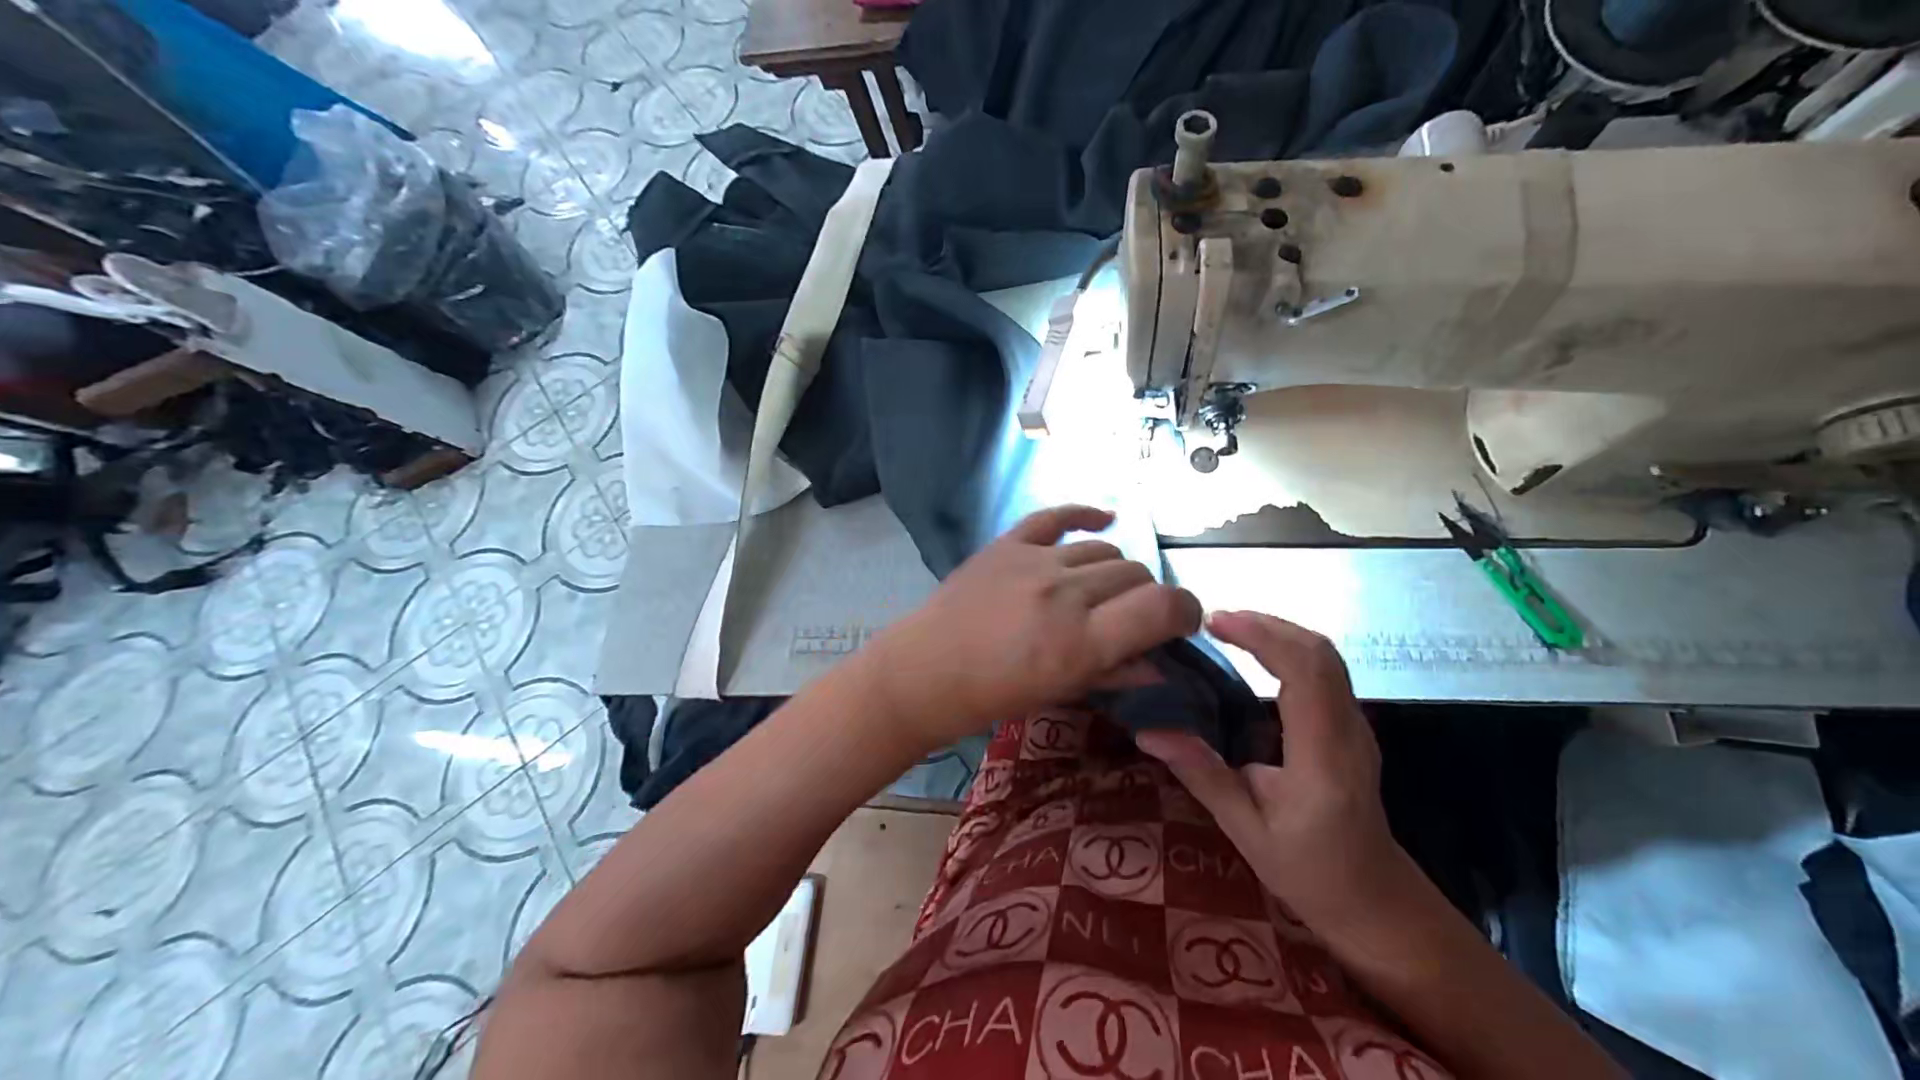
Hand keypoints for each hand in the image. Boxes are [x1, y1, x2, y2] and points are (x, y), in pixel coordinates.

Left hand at [858, 505, 1201, 748]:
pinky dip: (1084, 515)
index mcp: (1084, 641)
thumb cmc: (994, 696)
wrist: (925, 672)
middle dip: (1144, 597)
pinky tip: (1102, 520)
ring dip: (1114, 571)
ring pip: (1104, 549)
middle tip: (1128, 618)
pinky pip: (1057, 515)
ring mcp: (1035, 561)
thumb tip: (1161, 659)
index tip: (1182, 622)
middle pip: (1137, 573)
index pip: (1165, 605)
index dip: (1186, 611)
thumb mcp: (1061, 692)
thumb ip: (1117, 672)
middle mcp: (1067, 593)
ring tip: (1100, 592)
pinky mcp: (1008, 543)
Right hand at [1136, 610, 1400, 925]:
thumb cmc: (1309, 872)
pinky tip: (1253, 655)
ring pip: (1326, 656)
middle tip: (1213, 620)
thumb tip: (1148, 730)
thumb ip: (1202, 774)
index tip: (1214, 622)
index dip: (1262, 636)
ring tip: (1227, 630)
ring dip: (1277, 632)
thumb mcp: (1245, 830)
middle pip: (1320, 652)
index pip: (1305, 673)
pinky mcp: (1351, 725)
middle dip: (1267, 624)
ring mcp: (1357, 726)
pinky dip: (1287, 648)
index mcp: (1324, 759)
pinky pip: (1324, 670)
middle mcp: (1350, 732)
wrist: (1376, 902)